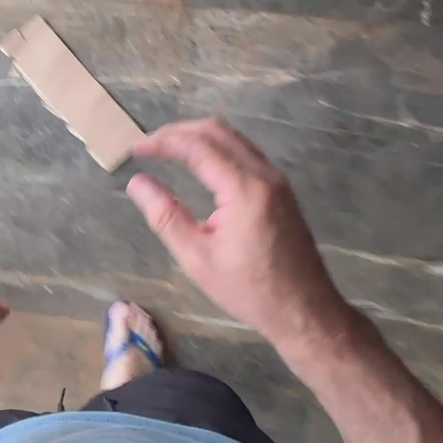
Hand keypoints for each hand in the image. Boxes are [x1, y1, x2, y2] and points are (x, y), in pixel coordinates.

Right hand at [127, 118, 353, 355]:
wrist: (306, 311)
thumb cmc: (249, 289)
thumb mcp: (197, 258)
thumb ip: (164, 216)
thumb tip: (136, 182)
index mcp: (244, 190)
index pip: (197, 146)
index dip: (162, 142)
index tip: (135, 149)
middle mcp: (264, 175)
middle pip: (216, 131)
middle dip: (177, 132)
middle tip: (148, 146)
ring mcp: (276, 179)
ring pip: (232, 137)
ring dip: (197, 136)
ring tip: (166, 149)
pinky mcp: (279, 188)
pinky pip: (244, 151)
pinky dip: (215, 146)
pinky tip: (197, 162)